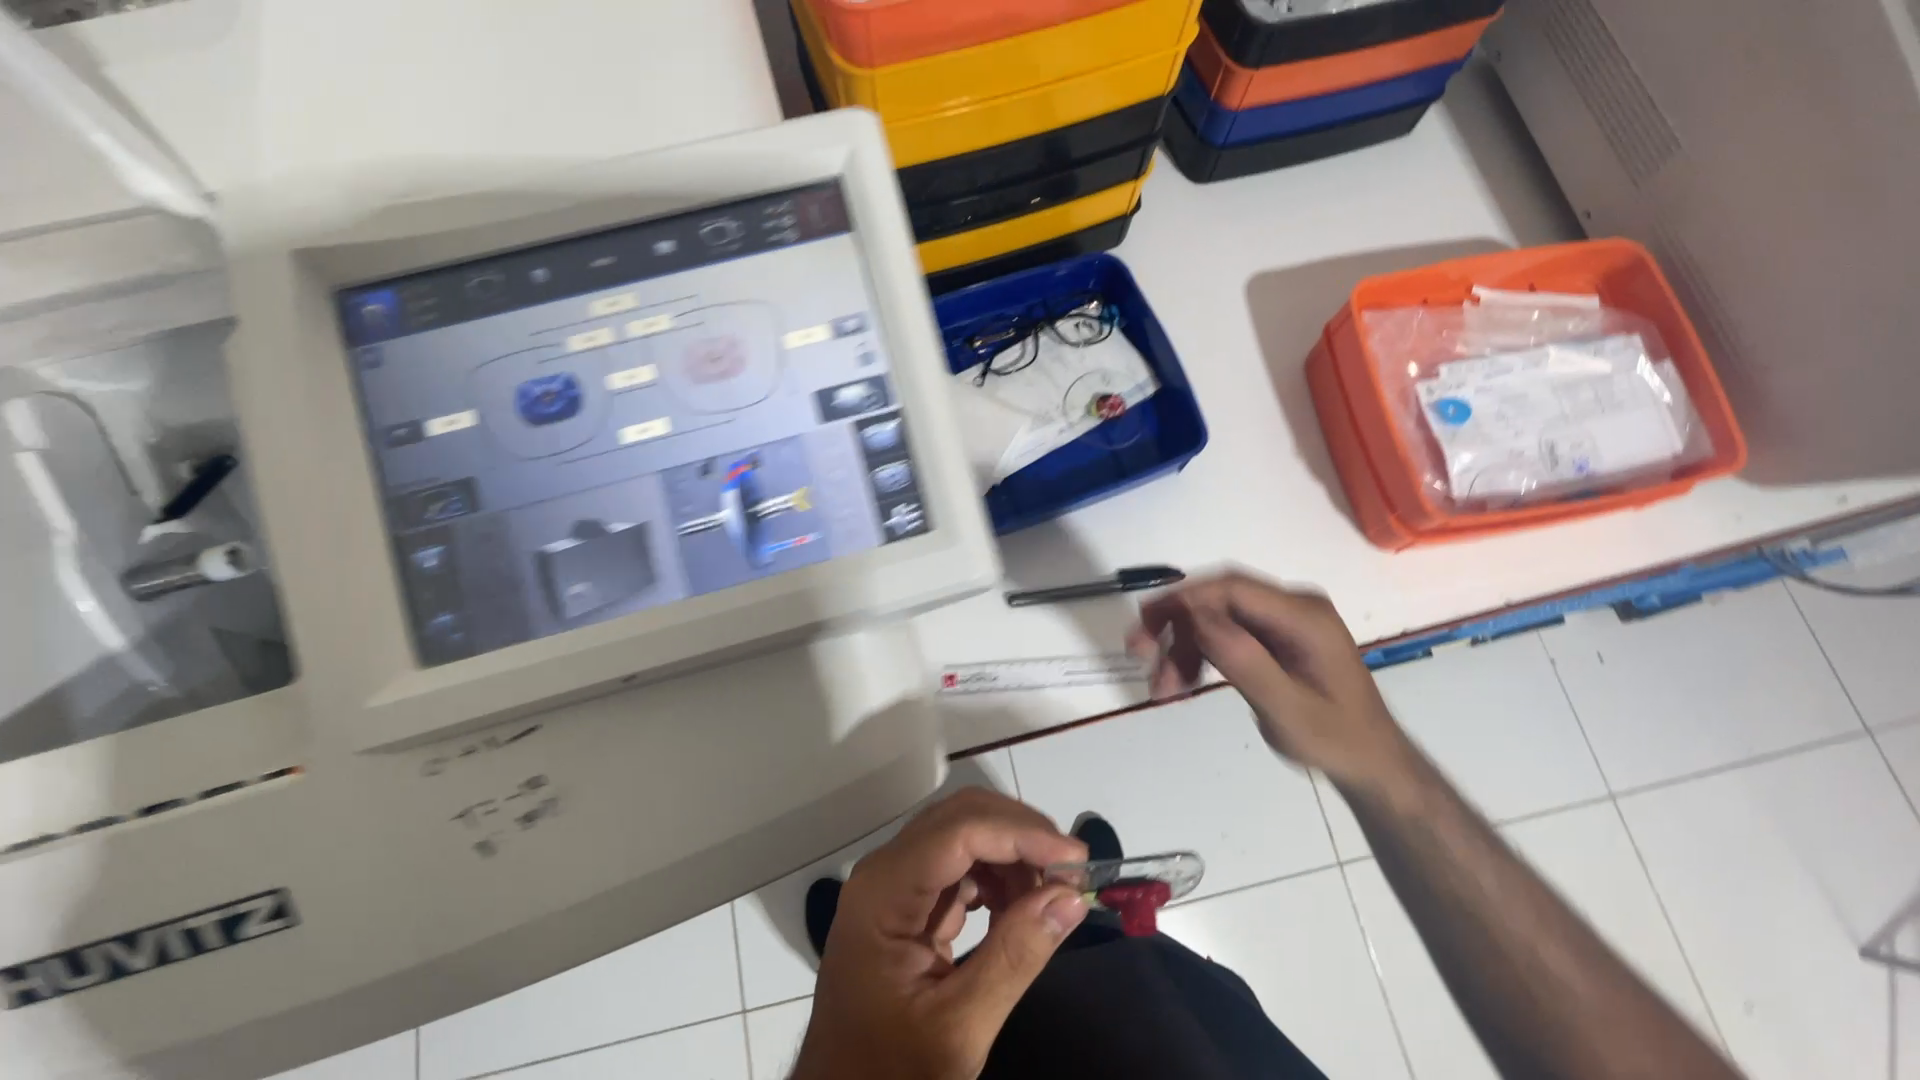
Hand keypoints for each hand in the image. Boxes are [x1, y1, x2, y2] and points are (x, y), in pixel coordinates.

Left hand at [793, 788, 1089, 1079]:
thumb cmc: (890, 1069)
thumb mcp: (958, 1026)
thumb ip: (1014, 957)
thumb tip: (1070, 896)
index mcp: (884, 893)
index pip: (959, 831)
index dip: (1022, 834)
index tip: (1077, 863)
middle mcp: (884, 872)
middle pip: (960, 818)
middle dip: (1021, 835)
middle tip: (1073, 874)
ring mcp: (893, 885)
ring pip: (963, 835)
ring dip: (1013, 855)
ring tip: (1050, 898)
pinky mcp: (906, 903)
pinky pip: (959, 866)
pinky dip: (997, 877)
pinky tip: (1019, 910)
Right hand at [1126, 570, 1411, 785]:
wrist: (1370, 761)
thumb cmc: (1334, 739)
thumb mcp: (1286, 707)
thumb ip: (1243, 660)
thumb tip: (1195, 617)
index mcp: (1303, 616)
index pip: (1231, 589)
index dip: (1183, 601)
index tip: (1145, 628)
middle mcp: (1293, 607)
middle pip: (1218, 600)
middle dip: (1174, 625)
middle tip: (1138, 654)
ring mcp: (1284, 622)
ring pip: (1216, 618)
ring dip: (1182, 646)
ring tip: (1161, 688)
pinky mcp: (1275, 638)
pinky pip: (1226, 634)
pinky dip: (1200, 654)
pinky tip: (1182, 681)